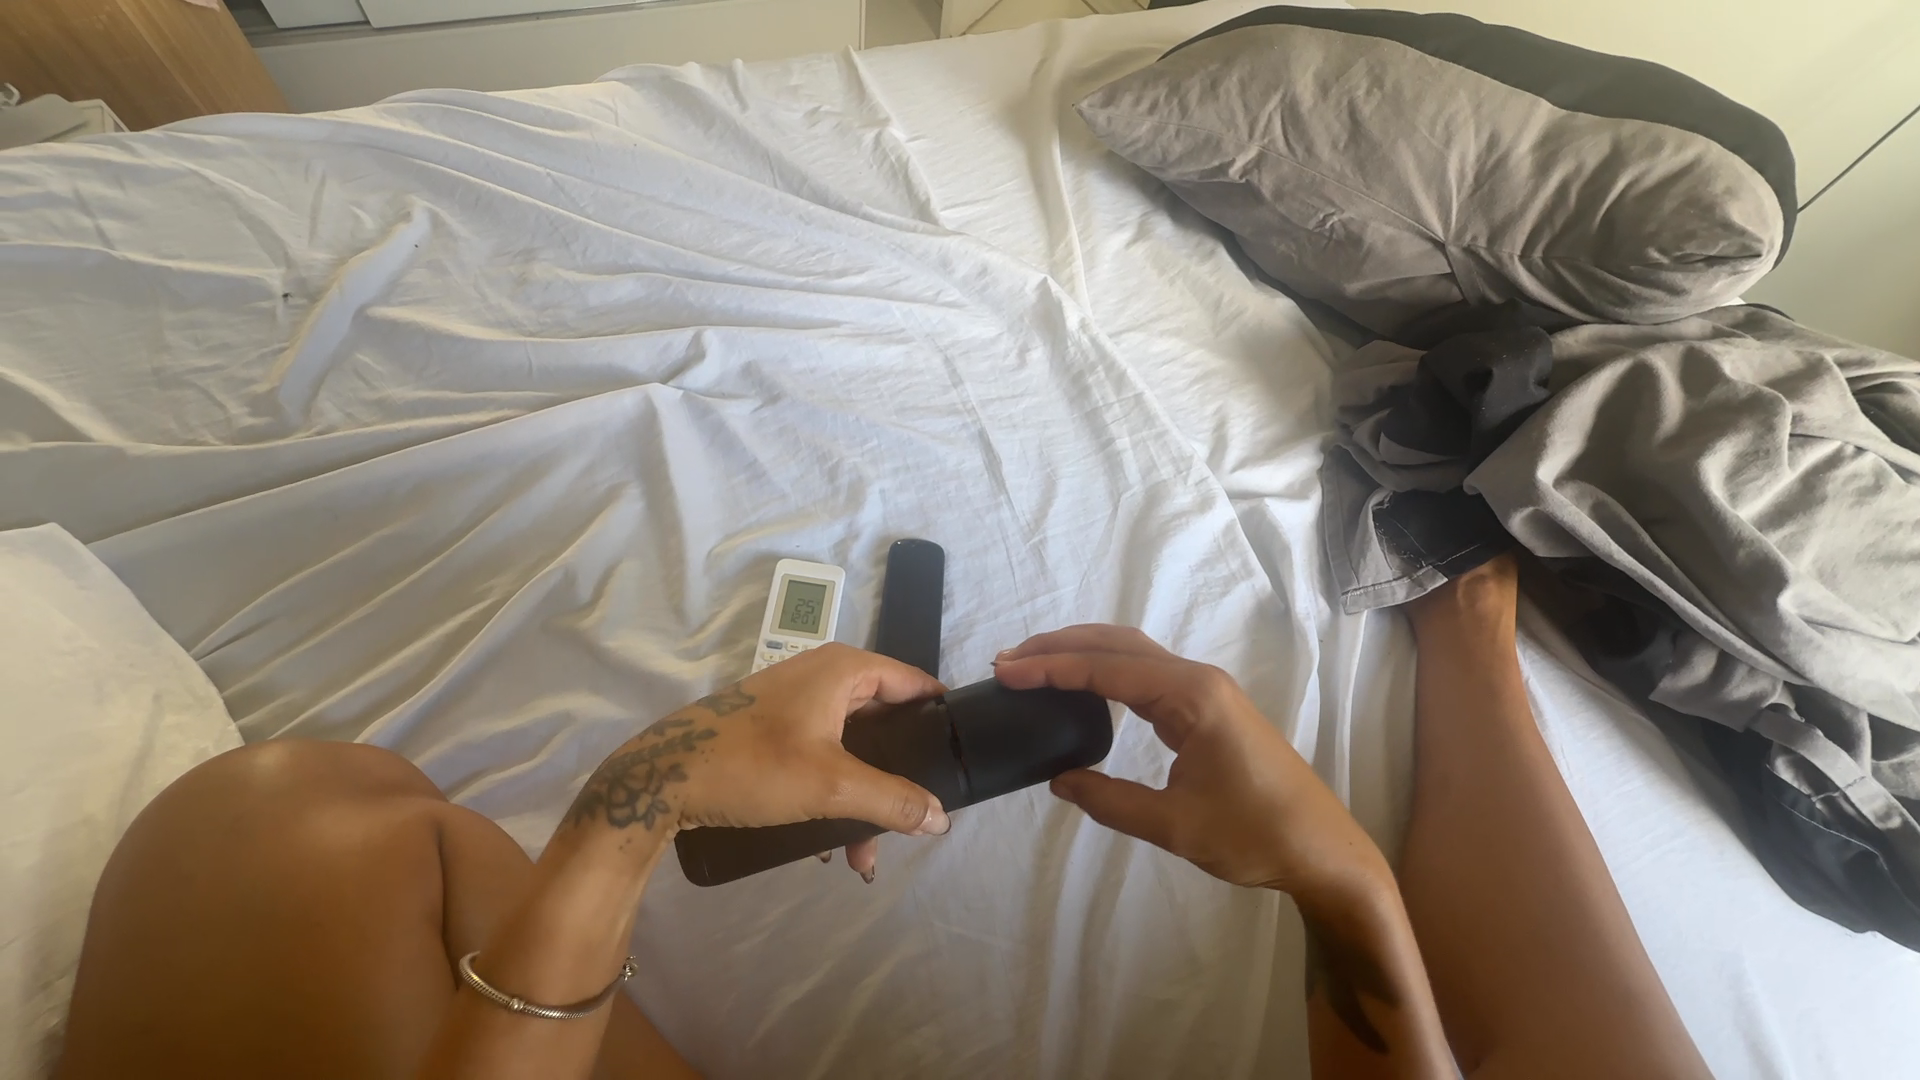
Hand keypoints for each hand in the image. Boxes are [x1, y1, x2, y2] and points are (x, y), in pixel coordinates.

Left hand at [563, 643, 950, 878]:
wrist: (658, 779)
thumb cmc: (752, 766)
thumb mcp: (830, 787)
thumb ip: (891, 801)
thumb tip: (940, 818)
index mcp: (844, 669)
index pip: (913, 682)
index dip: (938, 718)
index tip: (957, 758)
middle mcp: (824, 674)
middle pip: (884, 719)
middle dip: (897, 776)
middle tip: (909, 819)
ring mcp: (796, 699)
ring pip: (852, 745)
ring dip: (863, 796)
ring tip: (862, 854)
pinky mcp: (775, 724)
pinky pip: (823, 752)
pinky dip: (834, 790)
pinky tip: (829, 839)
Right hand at [992, 626, 1389, 904]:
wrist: (1323, 849)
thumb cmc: (1254, 835)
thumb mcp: (1174, 825)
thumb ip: (1110, 801)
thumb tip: (1058, 781)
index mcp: (1190, 695)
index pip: (1106, 667)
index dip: (1051, 667)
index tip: (1006, 672)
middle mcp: (1195, 678)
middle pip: (1116, 644)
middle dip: (1059, 646)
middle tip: (1009, 661)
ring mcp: (1203, 688)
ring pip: (1130, 651)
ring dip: (1080, 652)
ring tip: (1033, 664)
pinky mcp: (1204, 704)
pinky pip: (1145, 671)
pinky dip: (1104, 669)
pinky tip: (1082, 682)